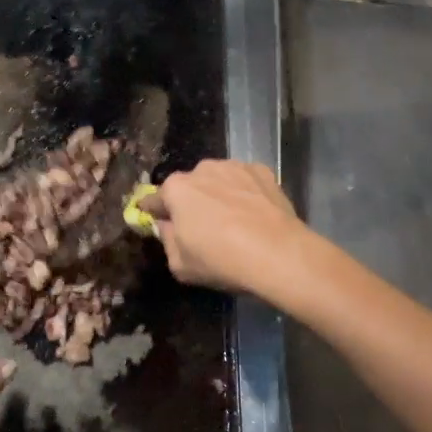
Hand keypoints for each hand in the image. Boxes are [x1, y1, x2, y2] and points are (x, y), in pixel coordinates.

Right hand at [142, 159, 307, 296]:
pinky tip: (256, 214)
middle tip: (205, 228)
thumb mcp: (181, 265)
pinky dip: (246, 193)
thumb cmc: (222, 260)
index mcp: (176, 189)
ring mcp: (233, 166)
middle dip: (192, 203)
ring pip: (218, 180)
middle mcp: (202, 169)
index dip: (154, 212)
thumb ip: (167, 241)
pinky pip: (245, 181)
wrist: (277, 253)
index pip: (154, 199)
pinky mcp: (261, 171)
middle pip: (189, 187)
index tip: (157, 221)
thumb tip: (167, 226)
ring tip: (235, 221)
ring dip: (220, 195)